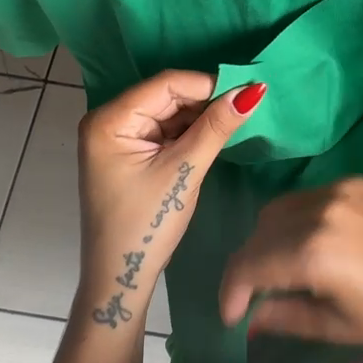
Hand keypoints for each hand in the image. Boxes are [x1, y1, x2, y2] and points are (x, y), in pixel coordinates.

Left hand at [76, 72, 262, 329]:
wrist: (121, 279)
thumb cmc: (147, 225)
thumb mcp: (185, 171)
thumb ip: (217, 127)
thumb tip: (254, 90)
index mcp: (110, 119)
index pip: (167, 83)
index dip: (208, 85)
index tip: (248, 94)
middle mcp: (109, 119)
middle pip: (168, 94)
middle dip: (207, 101)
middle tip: (245, 110)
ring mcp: (118, 136)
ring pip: (171, 110)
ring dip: (202, 116)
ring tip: (234, 124)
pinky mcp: (130, 151)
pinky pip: (166, 128)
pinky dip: (191, 131)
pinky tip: (214, 137)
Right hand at [219, 176, 362, 344]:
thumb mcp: (336, 325)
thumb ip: (283, 316)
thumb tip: (249, 317)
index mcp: (311, 251)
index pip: (248, 264)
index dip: (232, 293)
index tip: (233, 317)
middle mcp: (318, 211)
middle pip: (259, 233)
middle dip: (248, 266)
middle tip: (253, 296)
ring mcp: (337, 190)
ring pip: (278, 209)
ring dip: (268, 239)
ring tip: (278, 269)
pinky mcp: (354, 181)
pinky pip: (306, 197)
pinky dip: (294, 219)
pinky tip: (307, 243)